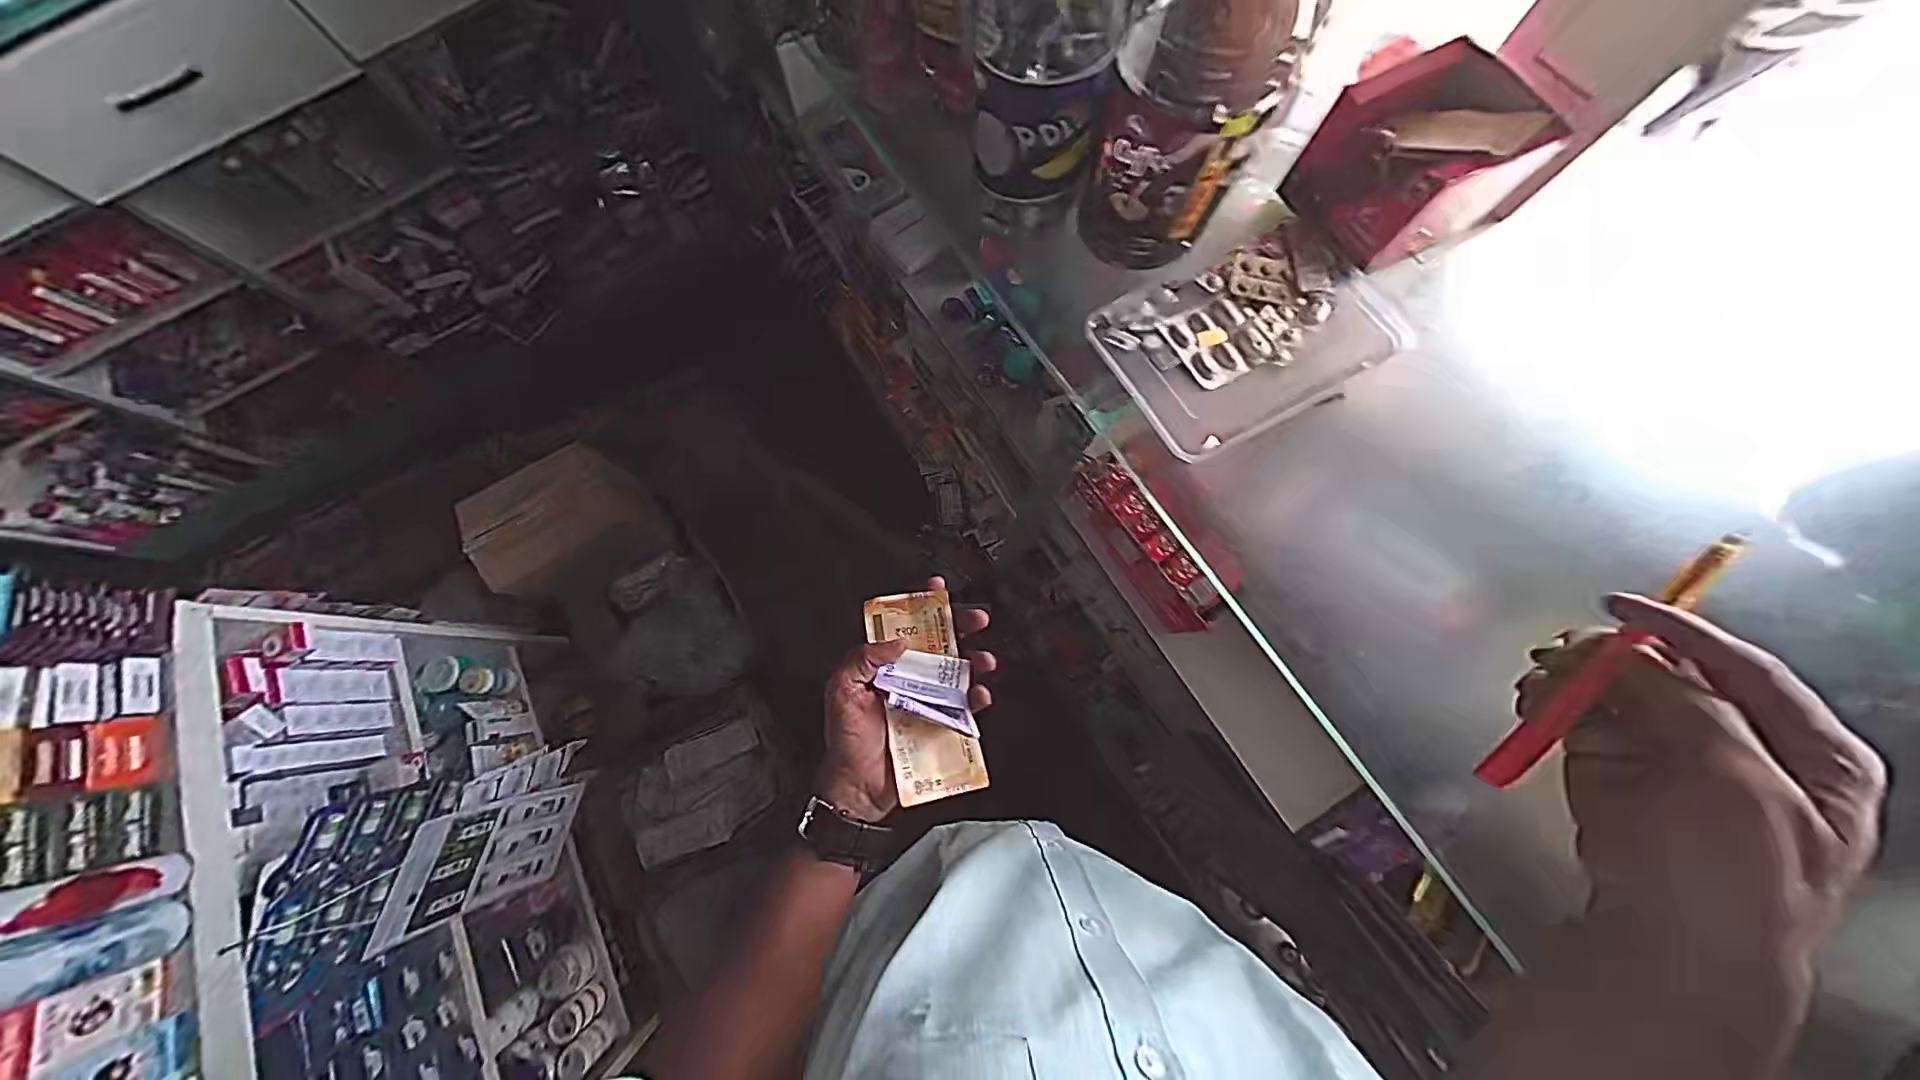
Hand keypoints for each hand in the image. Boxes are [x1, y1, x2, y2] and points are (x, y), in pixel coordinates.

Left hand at [817, 577, 995, 821]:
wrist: (856, 787)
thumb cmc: (845, 740)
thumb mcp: (841, 691)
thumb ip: (861, 660)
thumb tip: (896, 642)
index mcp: (886, 665)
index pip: (906, 627)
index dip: (923, 606)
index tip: (937, 590)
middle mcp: (910, 678)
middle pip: (941, 643)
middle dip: (962, 626)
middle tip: (977, 619)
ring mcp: (927, 700)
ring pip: (958, 672)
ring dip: (975, 662)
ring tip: (983, 661)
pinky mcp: (940, 723)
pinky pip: (964, 707)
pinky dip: (976, 699)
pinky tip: (978, 695)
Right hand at [1516, 594, 1885, 977]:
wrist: (1672, 938)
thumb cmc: (1729, 866)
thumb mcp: (1729, 779)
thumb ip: (1682, 703)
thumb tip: (1620, 649)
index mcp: (1803, 749)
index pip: (1741, 665)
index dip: (1679, 631)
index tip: (1615, 605)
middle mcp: (1732, 741)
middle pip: (1665, 674)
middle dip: (1607, 659)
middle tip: (1557, 653)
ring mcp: (1664, 753)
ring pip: (1610, 690)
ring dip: (1568, 680)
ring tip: (1535, 686)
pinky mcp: (1607, 763)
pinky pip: (1575, 715)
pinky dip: (1548, 703)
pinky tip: (1531, 705)